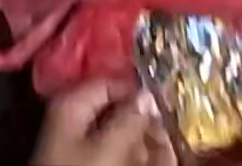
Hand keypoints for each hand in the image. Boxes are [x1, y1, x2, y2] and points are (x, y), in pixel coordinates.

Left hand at [33, 81, 175, 165]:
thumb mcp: (105, 150)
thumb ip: (128, 121)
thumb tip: (148, 96)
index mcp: (71, 104)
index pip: (109, 84)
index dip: (137, 94)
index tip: (163, 106)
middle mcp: (72, 119)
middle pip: (114, 113)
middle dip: (143, 125)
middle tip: (169, 138)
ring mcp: (76, 147)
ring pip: (116, 138)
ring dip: (142, 146)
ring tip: (168, 154)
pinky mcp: (83, 164)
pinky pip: (111, 157)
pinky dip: (132, 160)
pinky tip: (154, 162)